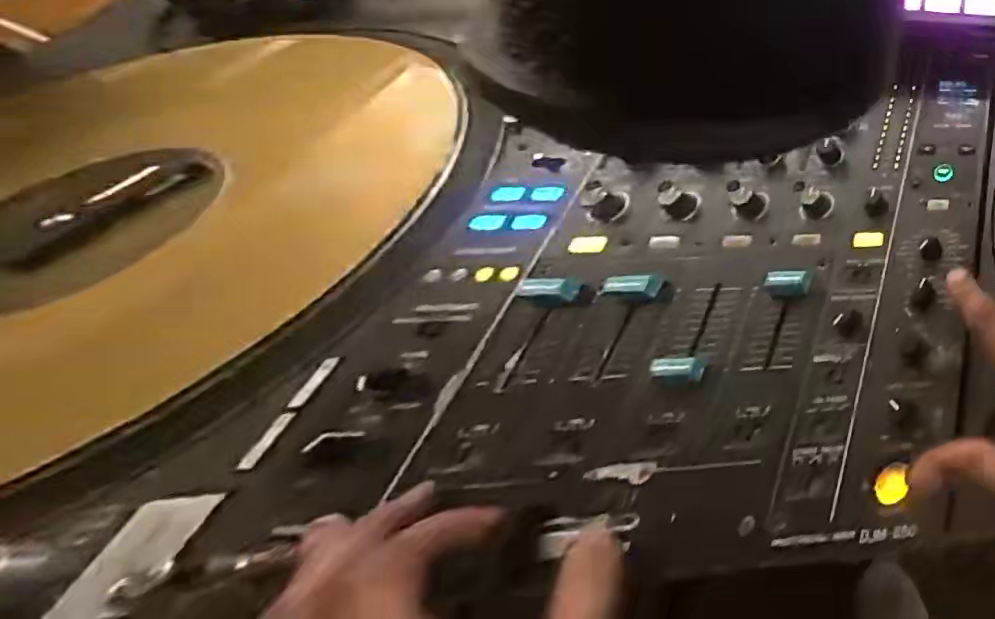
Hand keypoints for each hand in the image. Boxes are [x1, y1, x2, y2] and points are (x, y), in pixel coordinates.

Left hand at [264, 482, 622, 618]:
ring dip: (324, 563)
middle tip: (419, 495)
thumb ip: (579, 602)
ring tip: (347, 532)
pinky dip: (308, 602)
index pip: (397, 559)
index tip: (493, 519)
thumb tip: (599, 537)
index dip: (448, 523)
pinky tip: (328, 596)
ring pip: (289, 613)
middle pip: (324, 583)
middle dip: (376, 526)